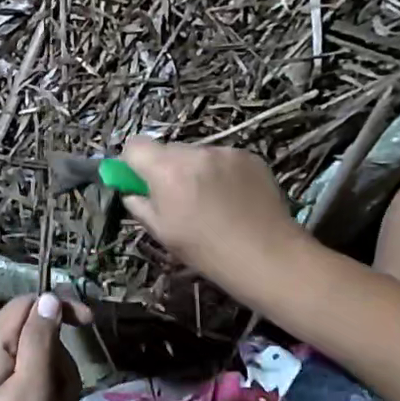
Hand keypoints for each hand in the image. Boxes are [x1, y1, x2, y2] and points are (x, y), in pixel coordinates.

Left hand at [0, 293, 80, 400]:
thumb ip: (40, 339)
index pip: (24, 305)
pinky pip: (30, 388)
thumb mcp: (34, 389)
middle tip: (62, 399)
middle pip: (34, 336)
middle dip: (58, 363)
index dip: (58, 308)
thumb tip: (48, 297)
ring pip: (38, 364)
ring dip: (57, 388)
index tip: (90, 323)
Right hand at [117, 136, 306, 288]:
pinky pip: (222, 158)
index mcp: (166, 170)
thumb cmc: (206, 250)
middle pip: (167, 149)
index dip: (133, 162)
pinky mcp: (249, 156)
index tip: (140, 181)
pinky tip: (232, 198)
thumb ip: (140, 205)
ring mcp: (225, 151)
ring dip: (195, 170)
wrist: (267, 255)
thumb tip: (132, 192)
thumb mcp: (162, 233)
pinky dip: (220, 172)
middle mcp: (195, 152)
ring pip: (197, 154)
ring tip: (210, 201)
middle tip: (177, 197)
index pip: (135, 146)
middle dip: (166, 168)